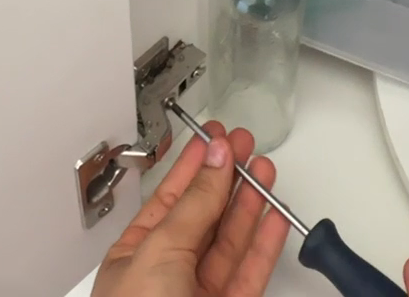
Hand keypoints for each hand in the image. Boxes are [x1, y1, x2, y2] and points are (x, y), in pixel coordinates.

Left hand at [91, 122, 290, 296]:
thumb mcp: (159, 253)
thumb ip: (194, 204)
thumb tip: (216, 158)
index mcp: (136, 256)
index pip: (169, 197)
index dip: (194, 162)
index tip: (213, 134)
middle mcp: (168, 275)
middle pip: (204, 214)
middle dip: (226, 175)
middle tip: (243, 143)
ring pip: (231, 241)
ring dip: (249, 201)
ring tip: (263, 167)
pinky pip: (251, 271)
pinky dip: (264, 242)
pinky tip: (272, 215)